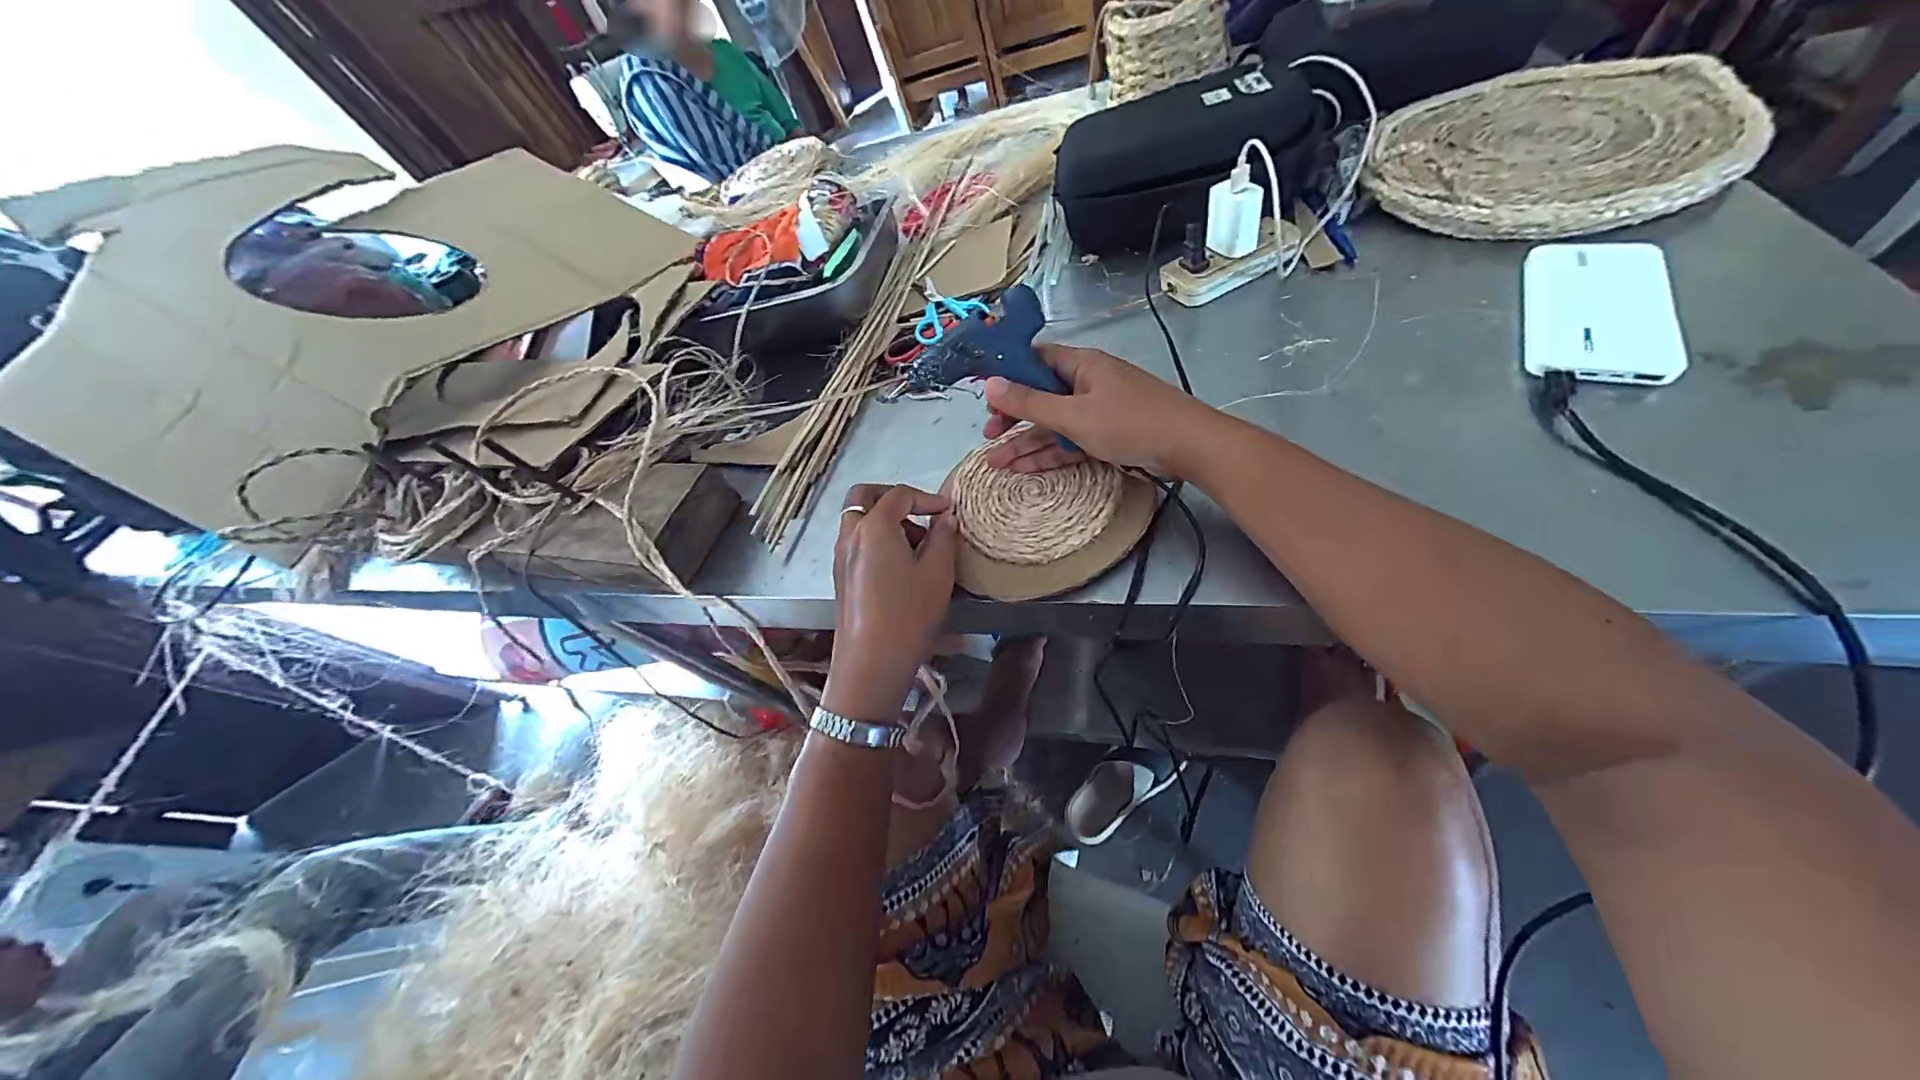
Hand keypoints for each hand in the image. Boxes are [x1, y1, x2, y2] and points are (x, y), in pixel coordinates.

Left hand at [822, 484, 957, 720]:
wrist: (871, 662)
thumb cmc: (908, 614)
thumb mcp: (937, 573)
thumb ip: (943, 538)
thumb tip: (945, 519)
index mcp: (874, 526)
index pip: (899, 495)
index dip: (927, 498)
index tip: (948, 512)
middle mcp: (850, 534)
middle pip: (864, 496)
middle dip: (893, 498)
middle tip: (919, 513)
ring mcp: (840, 556)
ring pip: (858, 520)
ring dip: (884, 520)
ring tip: (916, 545)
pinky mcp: (840, 577)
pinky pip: (855, 542)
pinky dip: (875, 540)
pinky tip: (900, 566)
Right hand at [982, 343, 1220, 475]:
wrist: (1188, 447)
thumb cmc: (1131, 423)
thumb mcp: (1074, 415)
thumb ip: (1030, 403)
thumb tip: (991, 384)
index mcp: (1081, 365)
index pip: (1035, 360)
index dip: (1008, 375)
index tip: (985, 395)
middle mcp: (1088, 383)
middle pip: (1041, 396)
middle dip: (1013, 418)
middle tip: (988, 436)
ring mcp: (1098, 411)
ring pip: (1053, 424)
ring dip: (1026, 443)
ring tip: (995, 462)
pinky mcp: (1107, 435)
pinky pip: (1069, 441)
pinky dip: (1049, 453)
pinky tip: (1024, 467)